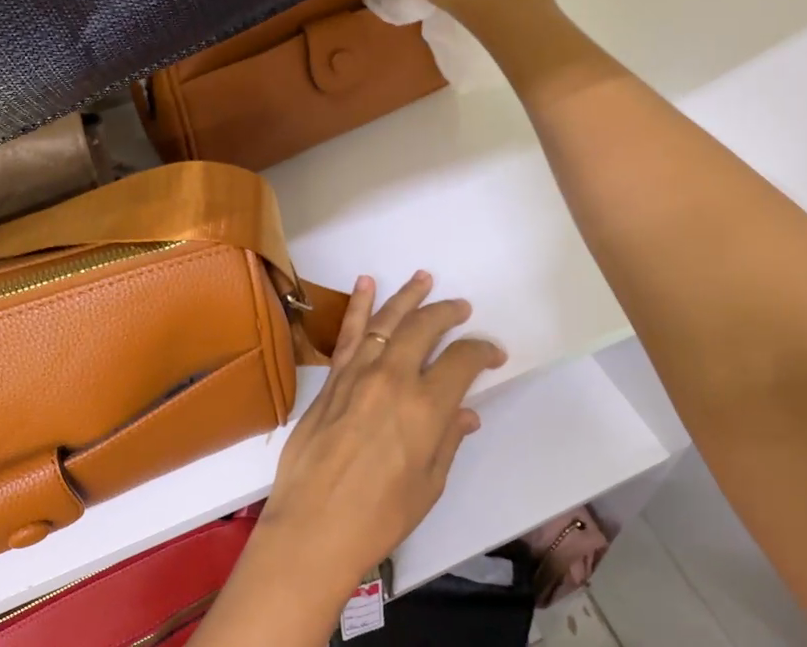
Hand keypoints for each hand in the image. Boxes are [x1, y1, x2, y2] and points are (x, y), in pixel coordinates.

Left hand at [258, 272, 507, 585]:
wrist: (313, 526)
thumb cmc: (380, 516)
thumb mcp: (428, 485)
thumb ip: (447, 440)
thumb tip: (465, 413)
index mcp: (426, 407)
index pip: (462, 361)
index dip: (482, 352)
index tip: (493, 354)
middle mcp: (393, 379)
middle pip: (424, 328)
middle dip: (447, 313)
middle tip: (461, 307)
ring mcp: (357, 374)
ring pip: (386, 322)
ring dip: (407, 297)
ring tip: (423, 278)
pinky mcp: (331, 380)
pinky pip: (348, 334)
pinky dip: (358, 306)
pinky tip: (366, 284)